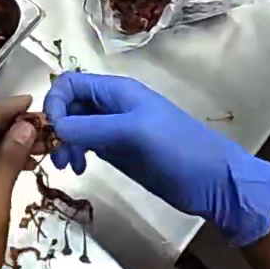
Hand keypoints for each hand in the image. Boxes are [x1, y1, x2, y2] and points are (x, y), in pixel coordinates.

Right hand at [44, 72, 269, 246]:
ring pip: (73, 125)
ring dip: (64, 142)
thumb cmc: (180, 150)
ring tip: (67, 164)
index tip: (53, 129)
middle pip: (68, 104)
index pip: (69, 83)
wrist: (216, 184)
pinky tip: (80, 168)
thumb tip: (54, 127)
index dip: (55, 102)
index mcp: (116, 91)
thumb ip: (92, 128)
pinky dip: (75, 152)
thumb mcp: (134, 133)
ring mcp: (112, 127)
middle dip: (57, 125)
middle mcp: (110, 105)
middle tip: (55, 152)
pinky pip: (84, 143)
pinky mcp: (115, 148)